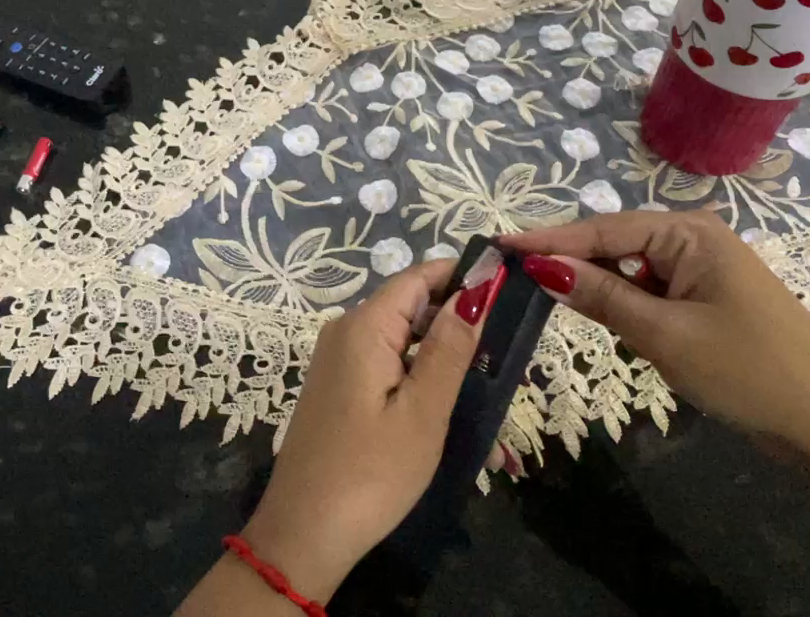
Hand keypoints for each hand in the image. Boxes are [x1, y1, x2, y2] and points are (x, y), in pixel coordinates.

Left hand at [239, 258, 501, 601]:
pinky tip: (451, 411)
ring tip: (489, 389)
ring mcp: (338, 360)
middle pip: (410, 307)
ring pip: (402, 341)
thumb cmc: (370, 473)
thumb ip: (449, 349)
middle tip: (507, 355)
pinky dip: (420, 380)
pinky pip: (387, 366)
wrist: (303, 532)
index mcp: (364, 327)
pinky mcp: (338, 387)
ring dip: (443, 359)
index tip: (506, 290)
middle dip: (458, 324)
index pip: (417, 277)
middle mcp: (346, 331)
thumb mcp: (422, 413)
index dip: (461, 276)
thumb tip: (474, 290)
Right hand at [504, 211, 809, 460]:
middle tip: (513, 274)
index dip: (548, 239)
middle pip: (613, 244)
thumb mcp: (663, 334)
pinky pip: (649, 291)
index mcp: (689, 232)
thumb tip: (540, 266)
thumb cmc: (748, 372)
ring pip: (629, 270)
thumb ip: (600, 296)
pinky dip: (624, 304)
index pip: (602, 229)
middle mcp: (694, 239)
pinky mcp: (706, 299)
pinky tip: (605, 319)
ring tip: (546, 294)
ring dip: (597, 287)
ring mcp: (702, 269)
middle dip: (569, 262)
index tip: (498, 243)